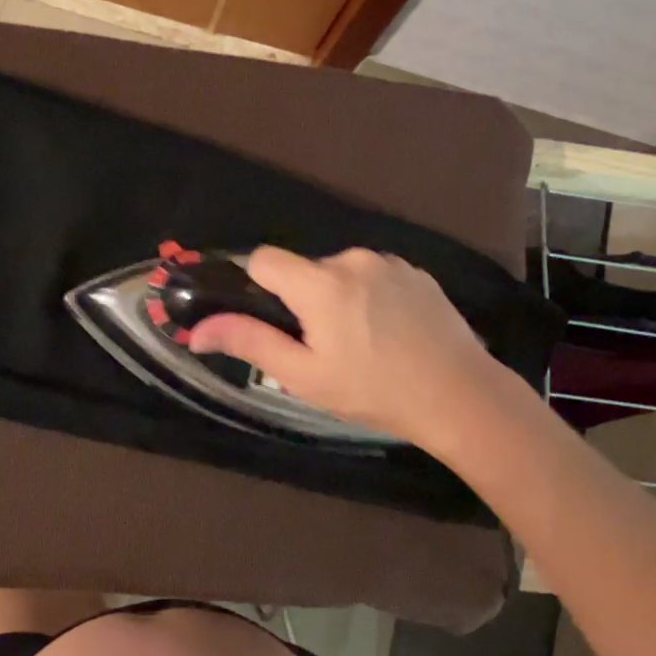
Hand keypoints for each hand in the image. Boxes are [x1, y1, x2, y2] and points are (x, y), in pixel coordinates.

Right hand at [187, 247, 520, 451]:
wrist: (460, 396)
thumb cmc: (374, 391)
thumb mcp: (304, 376)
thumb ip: (249, 342)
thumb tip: (195, 330)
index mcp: (320, 283)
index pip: (264, 259)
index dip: (257, 286)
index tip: (269, 320)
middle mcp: (353, 260)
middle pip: (304, 270)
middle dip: (302, 302)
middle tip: (321, 349)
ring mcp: (390, 263)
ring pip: (340, 274)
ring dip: (337, 300)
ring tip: (361, 345)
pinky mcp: (417, 273)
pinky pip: (374, 277)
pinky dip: (369, 298)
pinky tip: (389, 334)